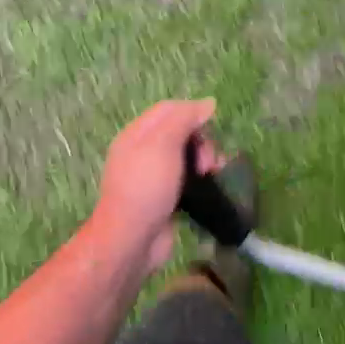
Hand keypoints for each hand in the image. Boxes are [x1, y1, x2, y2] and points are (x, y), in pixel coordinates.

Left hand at [92, 99, 218, 273]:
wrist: (132, 240)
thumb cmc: (146, 186)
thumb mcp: (163, 143)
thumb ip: (184, 119)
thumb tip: (207, 104)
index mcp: (137, 134)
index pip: (168, 110)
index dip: (192, 112)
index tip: (212, 123)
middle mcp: (143, 152)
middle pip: (180, 132)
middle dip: (201, 140)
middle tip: (208, 160)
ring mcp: (154, 177)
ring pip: (186, 157)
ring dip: (204, 160)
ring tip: (212, 174)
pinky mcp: (165, 198)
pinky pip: (187, 179)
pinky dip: (201, 180)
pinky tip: (210, 188)